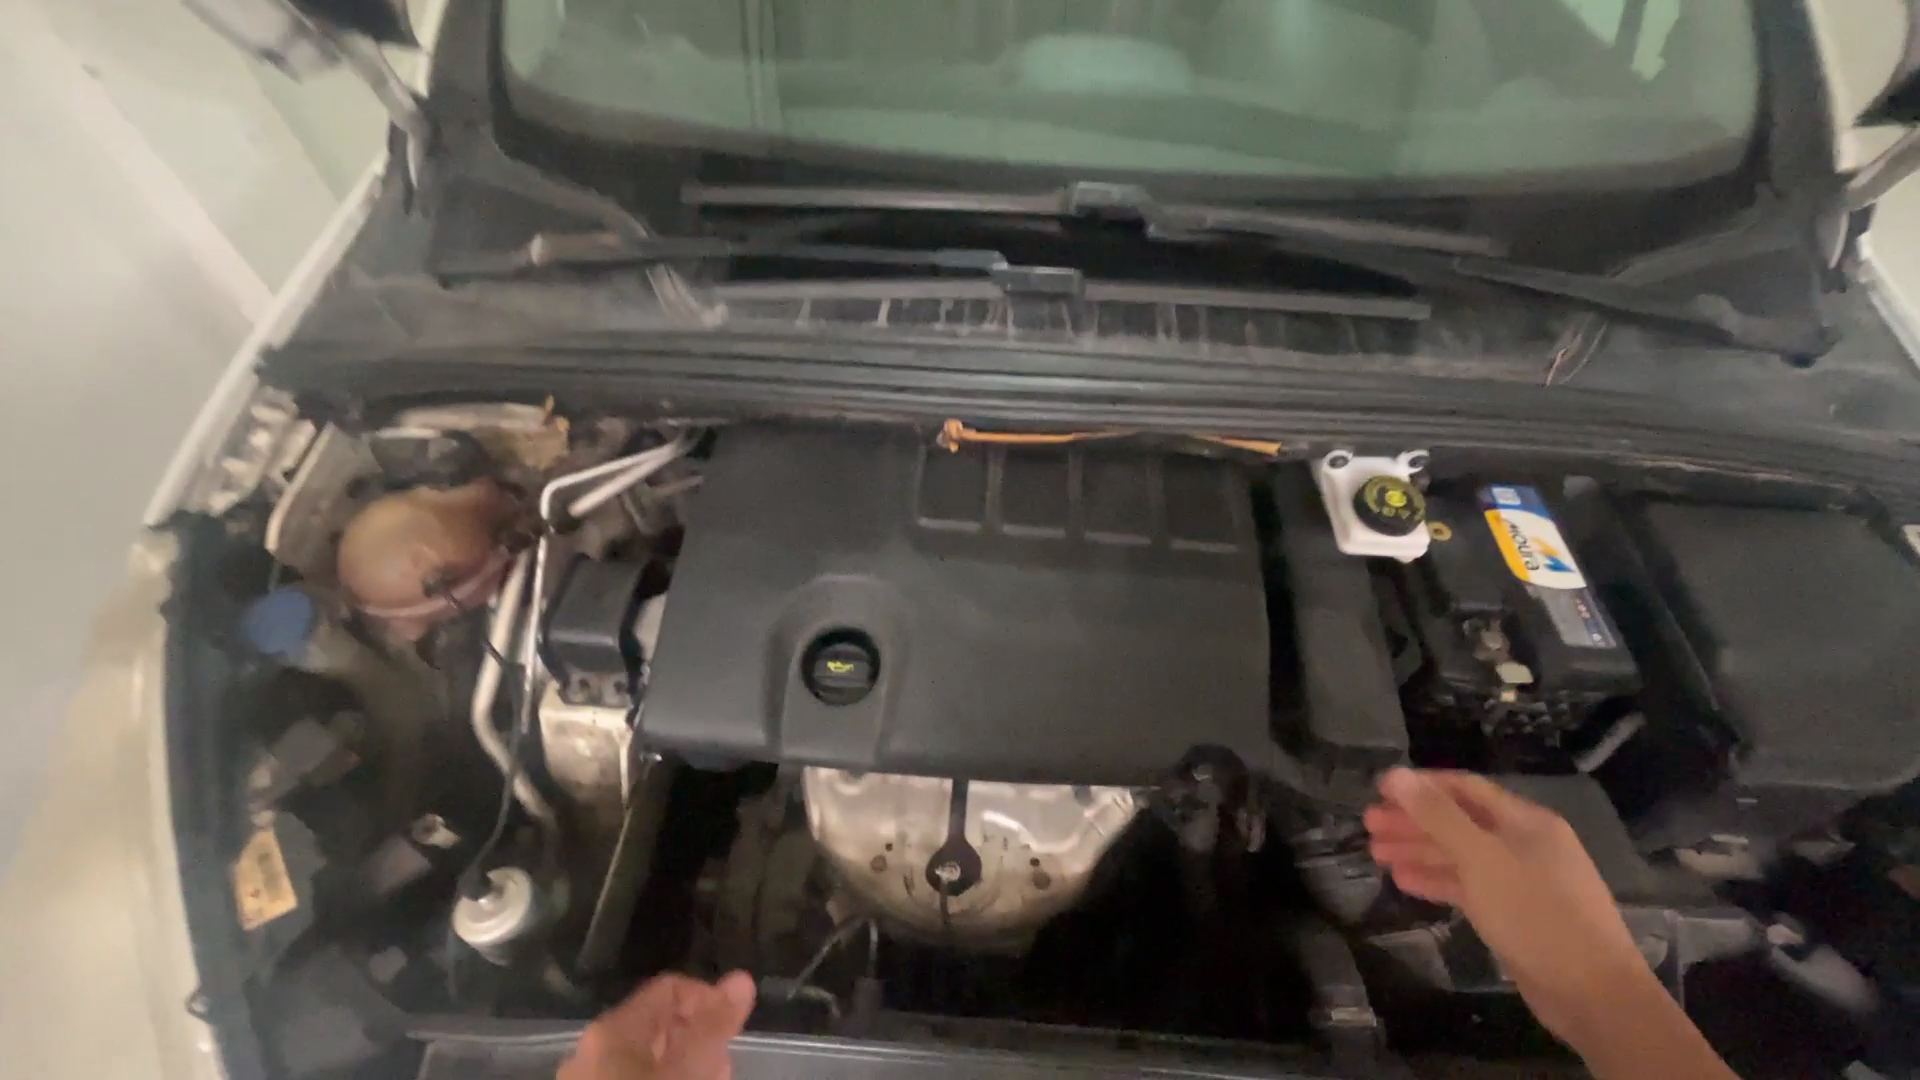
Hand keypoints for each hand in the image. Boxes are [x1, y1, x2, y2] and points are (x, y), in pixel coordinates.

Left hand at [560, 972, 754, 1079]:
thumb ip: (715, 1026)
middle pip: (657, 1027)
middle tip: (723, 1072)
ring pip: (646, 1064)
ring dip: (685, 1071)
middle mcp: (590, 1054)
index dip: (709, 1001)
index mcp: (612, 1032)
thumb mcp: (689, 1074)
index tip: (734, 1034)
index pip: (671, 989)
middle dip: (698, 1043)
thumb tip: (741, 979)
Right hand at [1362, 768, 1655, 1047]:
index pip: (1464, 787)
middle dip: (1412, 821)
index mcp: (1526, 822)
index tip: (1379, 789)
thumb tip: (1395, 774)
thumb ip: (1436, 816)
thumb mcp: (1481, 859)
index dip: (1420, 785)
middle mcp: (1523, 844)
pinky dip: (1435, 880)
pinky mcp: (1512, 912)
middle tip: (1369, 824)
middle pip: (1458, 821)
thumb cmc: (1537, 914)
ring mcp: (1519, 880)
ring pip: (1459, 854)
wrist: (1594, 996)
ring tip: (1375, 853)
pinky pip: (1467, 885)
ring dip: (1417, 850)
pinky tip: (1402, 881)